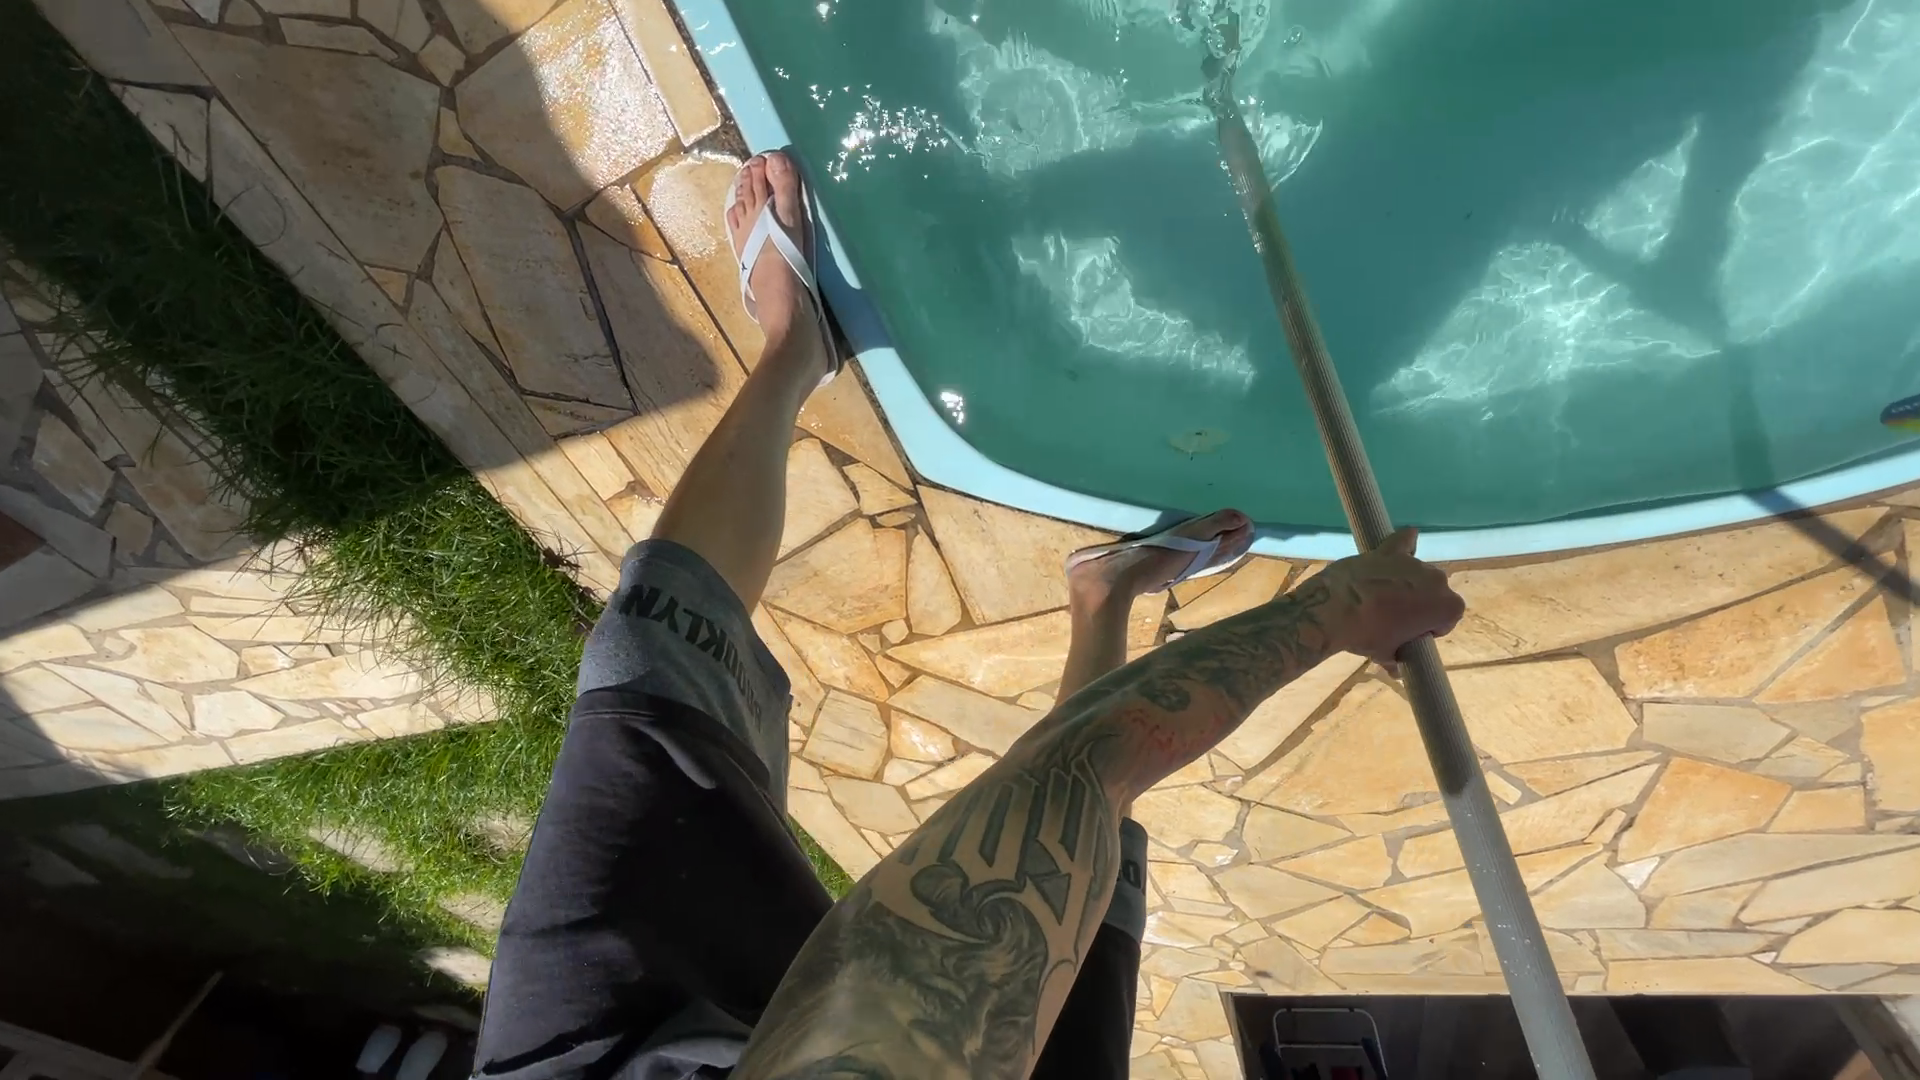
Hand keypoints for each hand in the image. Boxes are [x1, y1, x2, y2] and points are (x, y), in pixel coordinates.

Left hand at [1319, 528, 1463, 674]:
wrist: (1332, 611)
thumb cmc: (1366, 635)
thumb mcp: (1386, 653)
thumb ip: (1397, 658)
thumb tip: (1395, 669)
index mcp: (1448, 607)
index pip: (1446, 618)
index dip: (1428, 627)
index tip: (1410, 634)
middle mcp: (1437, 580)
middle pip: (1432, 594)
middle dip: (1417, 604)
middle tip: (1391, 617)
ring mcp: (1411, 562)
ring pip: (1416, 572)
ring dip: (1405, 582)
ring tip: (1380, 596)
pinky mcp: (1386, 551)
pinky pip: (1403, 540)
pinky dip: (1406, 542)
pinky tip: (1409, 541)